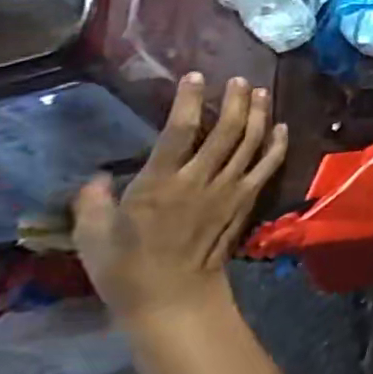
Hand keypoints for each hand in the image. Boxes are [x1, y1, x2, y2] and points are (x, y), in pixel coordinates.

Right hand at [73, 74, 287, 325]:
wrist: (173, 297)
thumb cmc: (125, 267)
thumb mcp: (92, 235)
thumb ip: (92, 200)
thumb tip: (97, 177)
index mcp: (160, 183)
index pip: (179, 131)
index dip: (189, 101)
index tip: (196, 76)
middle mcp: (200, 180)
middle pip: (227, 130)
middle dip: (236, 100)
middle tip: (239, 80)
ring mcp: (229, 190)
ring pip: (251, 143)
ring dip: (259, 114)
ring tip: (262, 92)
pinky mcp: (246, 201)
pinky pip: (267, 167)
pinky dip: (277, 145)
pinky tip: (281, 127)